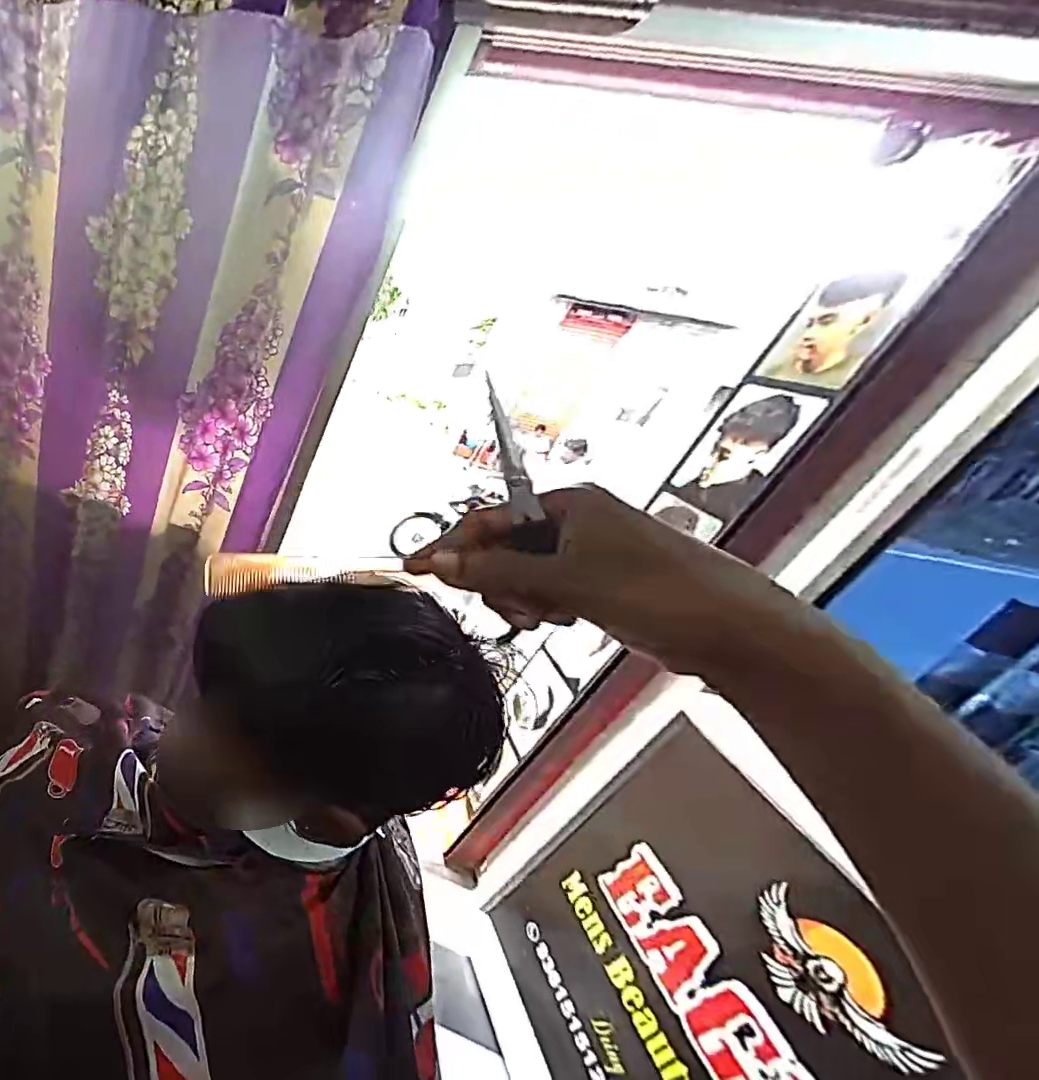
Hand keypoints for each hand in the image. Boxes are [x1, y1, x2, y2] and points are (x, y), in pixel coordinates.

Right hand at [402, 486, 806, 674]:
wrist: (737, 636)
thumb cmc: (661, 592)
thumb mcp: (564, 580)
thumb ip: (492, 572)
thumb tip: (436, 562)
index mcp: (569, 504)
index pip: (488, 520)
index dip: (451, 546)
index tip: (415, 565)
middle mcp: (574, 523)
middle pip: (499, 548)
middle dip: (497, 580)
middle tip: (511, 605)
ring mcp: (584, 553)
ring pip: (517, 573)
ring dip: (519, 598)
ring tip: (544, 615)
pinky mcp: (593, 581)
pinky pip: (540, 589)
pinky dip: (538, 605)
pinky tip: (558, 618)